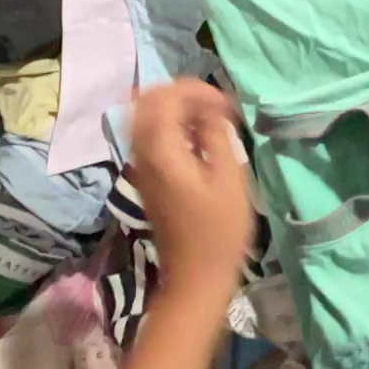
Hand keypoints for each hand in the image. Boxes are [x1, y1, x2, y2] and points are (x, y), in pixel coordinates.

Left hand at [128, 80, 254, 297]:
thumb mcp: (229, 180)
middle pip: (148, 100)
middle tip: (215, 105)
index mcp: (161, 151)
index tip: (226, 106)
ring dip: (175, 108)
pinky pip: (148, 135)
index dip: (197, 90)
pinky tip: (197, 138)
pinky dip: (170, 125)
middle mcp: (142, 153)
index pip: (166, 97)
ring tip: (209, 118)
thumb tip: (211, 111)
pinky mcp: (145, 177)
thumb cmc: (219, 232)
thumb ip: (216, 136)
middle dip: (182, 93)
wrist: (195, 278)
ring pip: (145, 116)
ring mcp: (139, 166)